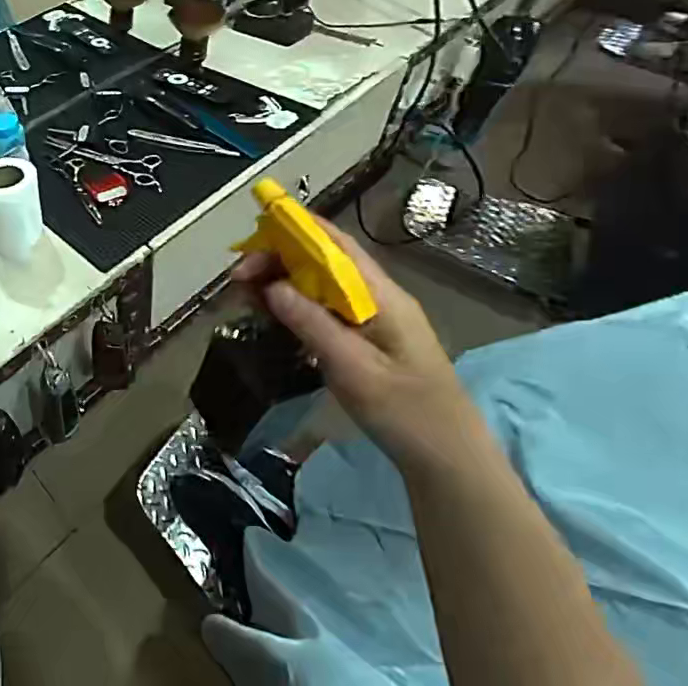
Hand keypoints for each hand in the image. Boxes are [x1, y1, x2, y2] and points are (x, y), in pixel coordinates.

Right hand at [232, 217, 463, 466]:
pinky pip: (324, 308)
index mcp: (380, 294)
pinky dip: (294, 305)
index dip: (296, 228)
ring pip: (320, 284)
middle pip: (322, 260)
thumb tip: (272, 285)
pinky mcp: (365, 339)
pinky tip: (272, 314)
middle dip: (278, 259)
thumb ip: (312, 323)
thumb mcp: (353, 369)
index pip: (335, 244)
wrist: (449, 460)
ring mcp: (372, 317)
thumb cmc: (406, 413)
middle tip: (239, 278)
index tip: (255, 232)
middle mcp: (376, 296)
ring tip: (245, 294)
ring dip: (283, 281)